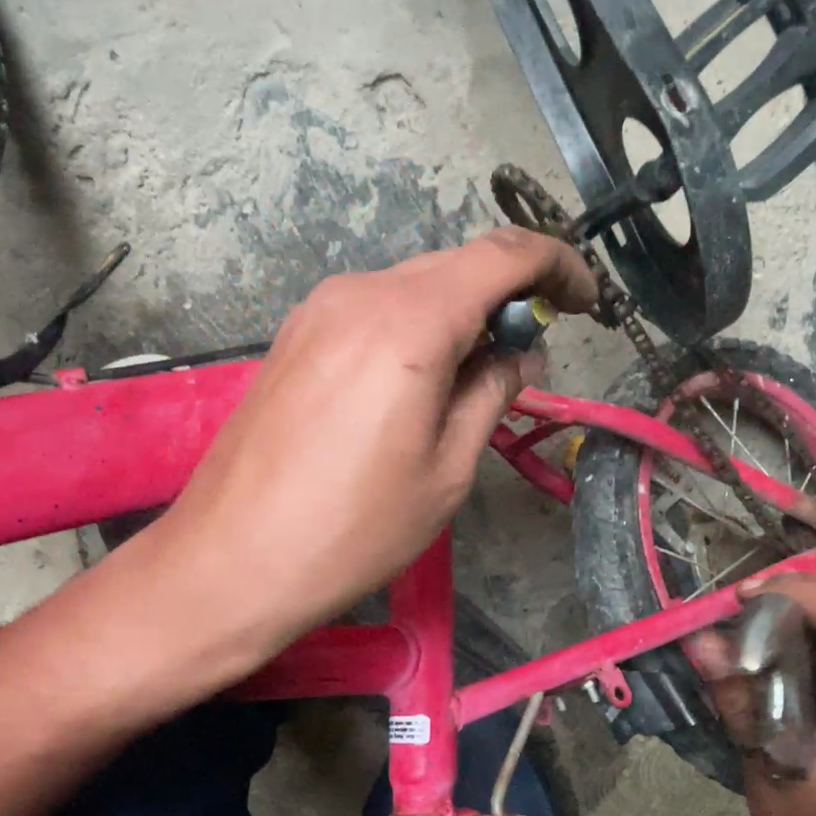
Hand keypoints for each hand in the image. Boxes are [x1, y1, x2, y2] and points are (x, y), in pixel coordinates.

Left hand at [142, 226, 594, 659]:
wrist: (231, 561)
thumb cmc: (353, 530)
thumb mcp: (447, 471)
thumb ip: (492, 393)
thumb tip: (519, 354)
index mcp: (408, 321)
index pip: (504, 254)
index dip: (558, 267)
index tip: (584, 305)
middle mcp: (359, 293)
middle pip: (457, 266)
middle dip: (509, 297)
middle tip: (530, 357)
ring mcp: (318, 311)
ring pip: (414, 288)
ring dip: (460, 316)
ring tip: (475, 381)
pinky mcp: (295, 337)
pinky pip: (374, 311)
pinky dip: (415, 329)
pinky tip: (420, 382)